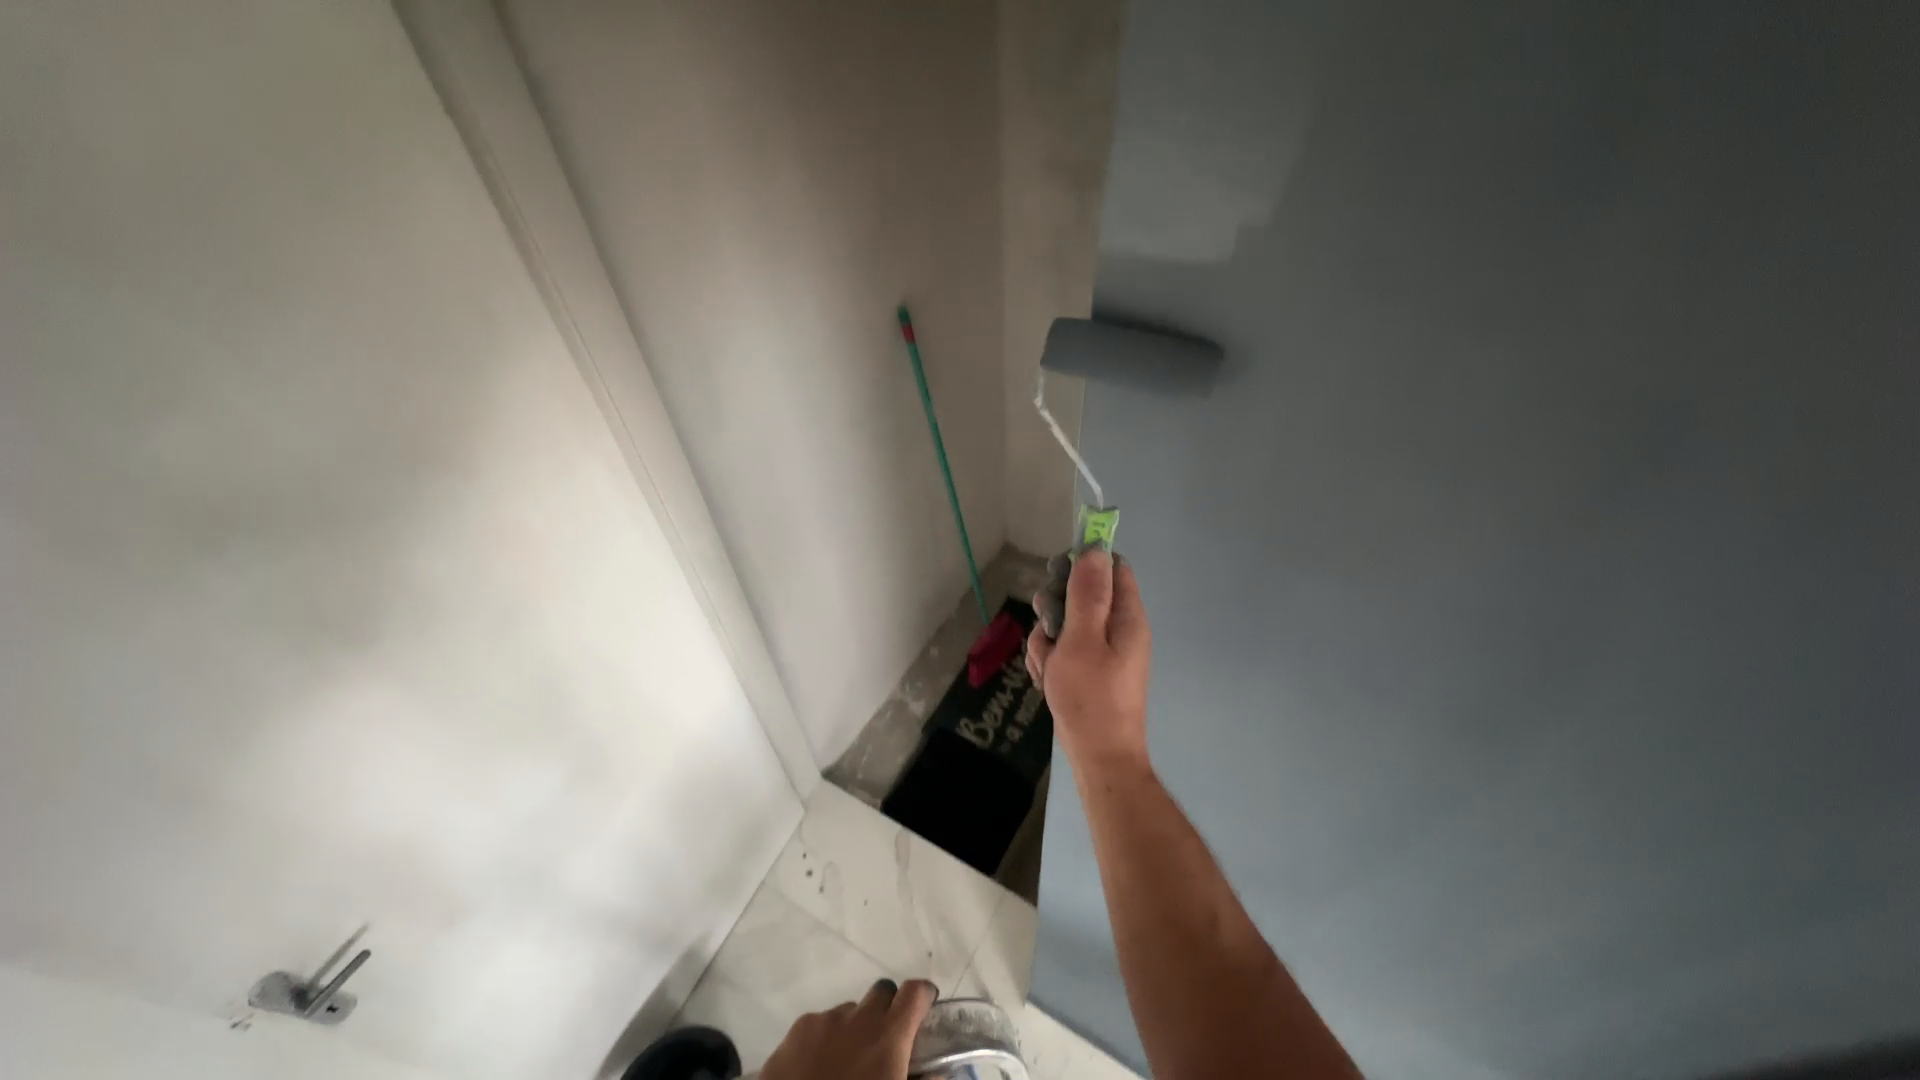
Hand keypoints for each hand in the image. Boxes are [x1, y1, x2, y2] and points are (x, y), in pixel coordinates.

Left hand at [760, 979, 934, 1079]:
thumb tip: (941, 1073)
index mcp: (889, 1036)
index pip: (915, 992)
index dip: (923, 996)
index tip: (925, 1010)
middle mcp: (859, 1018)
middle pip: (882, 992)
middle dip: (888, 1010)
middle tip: (884, 1043)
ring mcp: (825, 1020)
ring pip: (850, 1011)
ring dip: (855, 1029)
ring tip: (846, 1063)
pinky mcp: (797, 1030)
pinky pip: (821, 1024)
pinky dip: (826, 1039)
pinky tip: (818, 1068)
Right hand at [1027, 549, 1151, 772]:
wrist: (1098, 757)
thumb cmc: (1091, 697)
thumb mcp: (1083, 639)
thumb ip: (1086, 594)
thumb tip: (1094, 548)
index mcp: (1127, 616)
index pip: (1111, 567)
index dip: (1083, 563)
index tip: (1056, 575)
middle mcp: (1118, 628)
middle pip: (1081, 594)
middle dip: (1055, 609)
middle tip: (1049, 630)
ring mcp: (1102, 651)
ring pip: (1064, 624)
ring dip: (1047, 640)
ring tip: (1048, 667)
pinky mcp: (1087, 670)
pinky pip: (1063, 650)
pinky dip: (1050, 661)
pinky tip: (1047, 680)